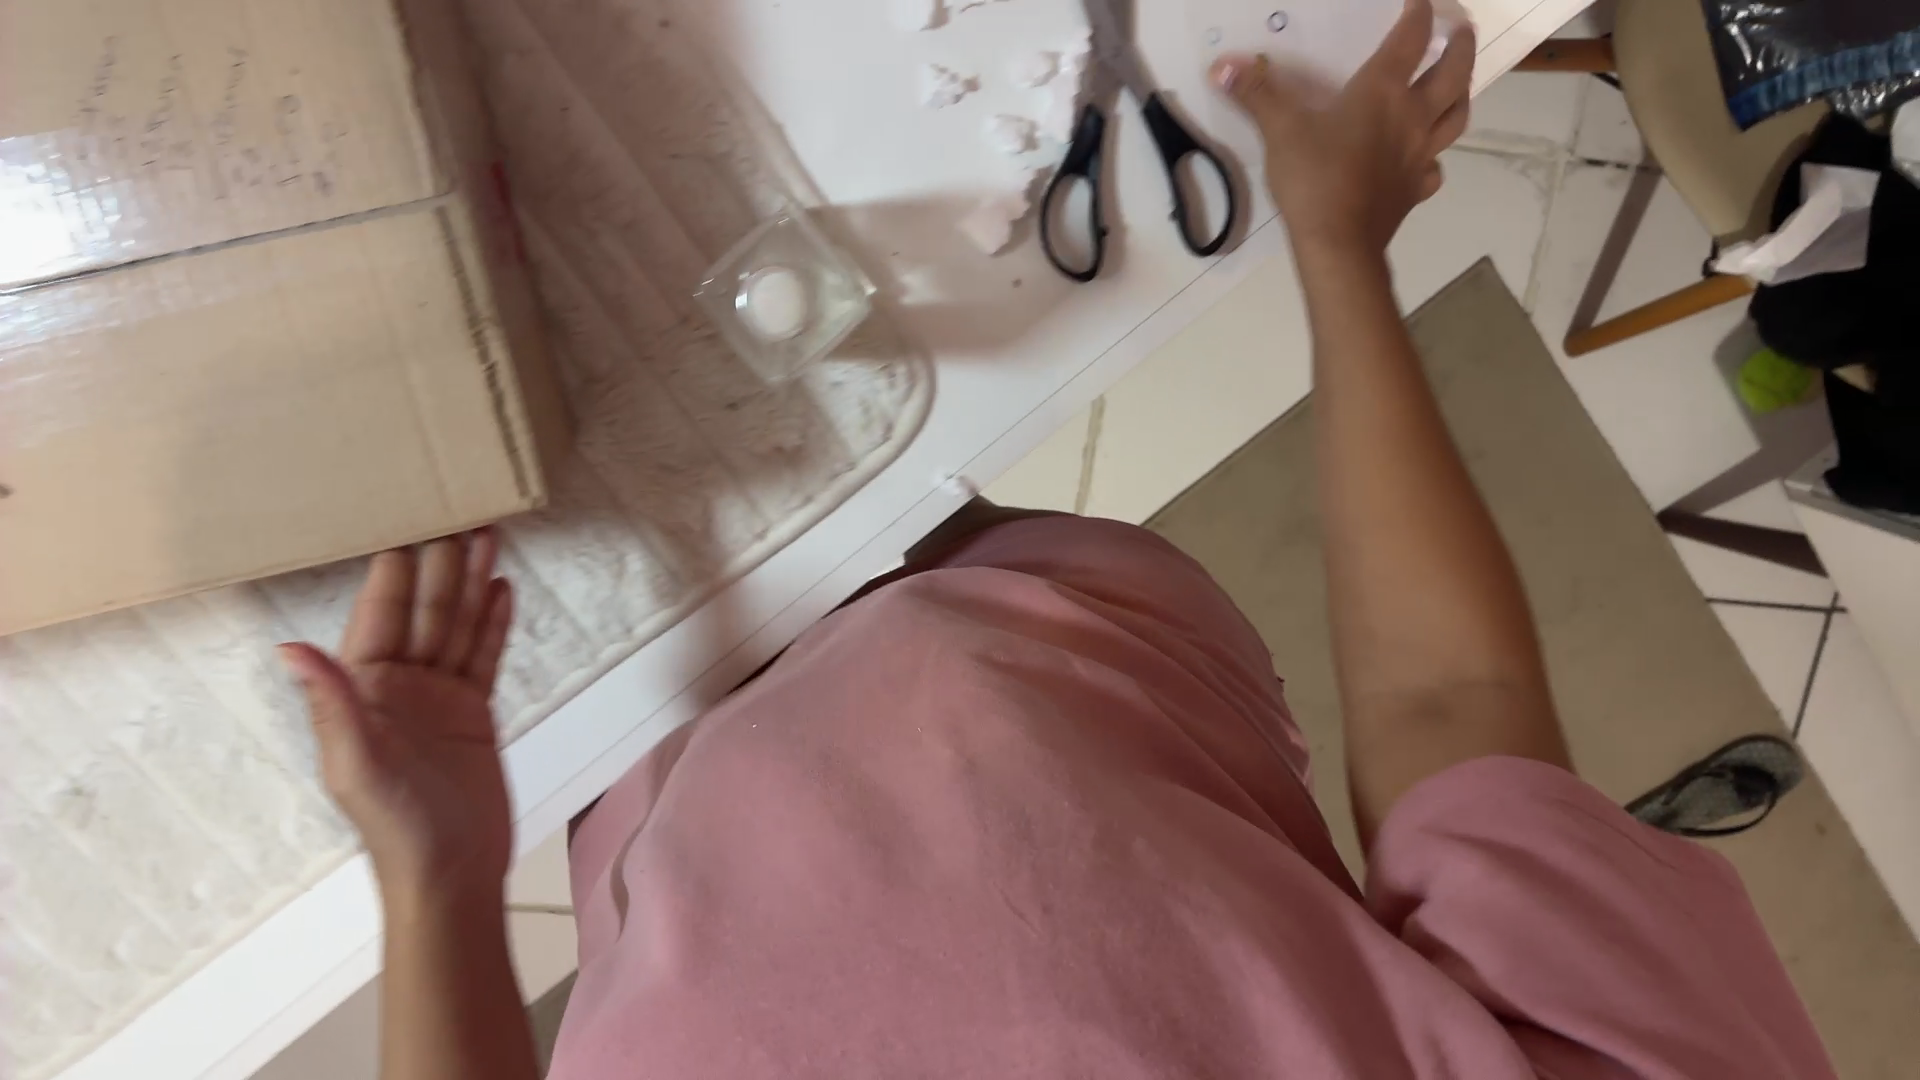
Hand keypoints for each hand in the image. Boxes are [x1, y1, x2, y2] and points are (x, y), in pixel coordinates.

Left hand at [279, 531, 515, 902]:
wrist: (455, 866)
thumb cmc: (400, 823)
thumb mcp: (360, 766)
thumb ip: (333, 705)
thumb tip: (292, 646)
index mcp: (365, 691)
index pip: (383, 617)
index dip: (395, 572)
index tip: (408, 526)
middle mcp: (401, 685)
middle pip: (426, 612)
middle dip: (442, 564)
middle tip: (460, 513)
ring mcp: (441, 695)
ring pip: (458, 626)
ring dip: (471, 582)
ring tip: (488, 538)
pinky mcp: (475, 709)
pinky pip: (484, 654)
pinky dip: (493, 622)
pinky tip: (501, 590)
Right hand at [1210, 0, 1473, 254]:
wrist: (1337, 244)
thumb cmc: (1313, 180)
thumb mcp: (1280, 132)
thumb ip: (1257, 95)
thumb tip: (1221, 67)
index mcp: (1383, 90)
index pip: (1412, 35)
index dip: (1418, 11)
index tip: (1416, 1)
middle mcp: (1412, 115)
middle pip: (1455, 69)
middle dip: (1460, 44)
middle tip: (1458, 32)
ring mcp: (1419, 155)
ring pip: (1456, 115)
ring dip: (1460, 94)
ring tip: (1453, 86)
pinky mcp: (1414, 190)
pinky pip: (1434, 169)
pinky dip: (1433, 159)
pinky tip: (1422, 161)